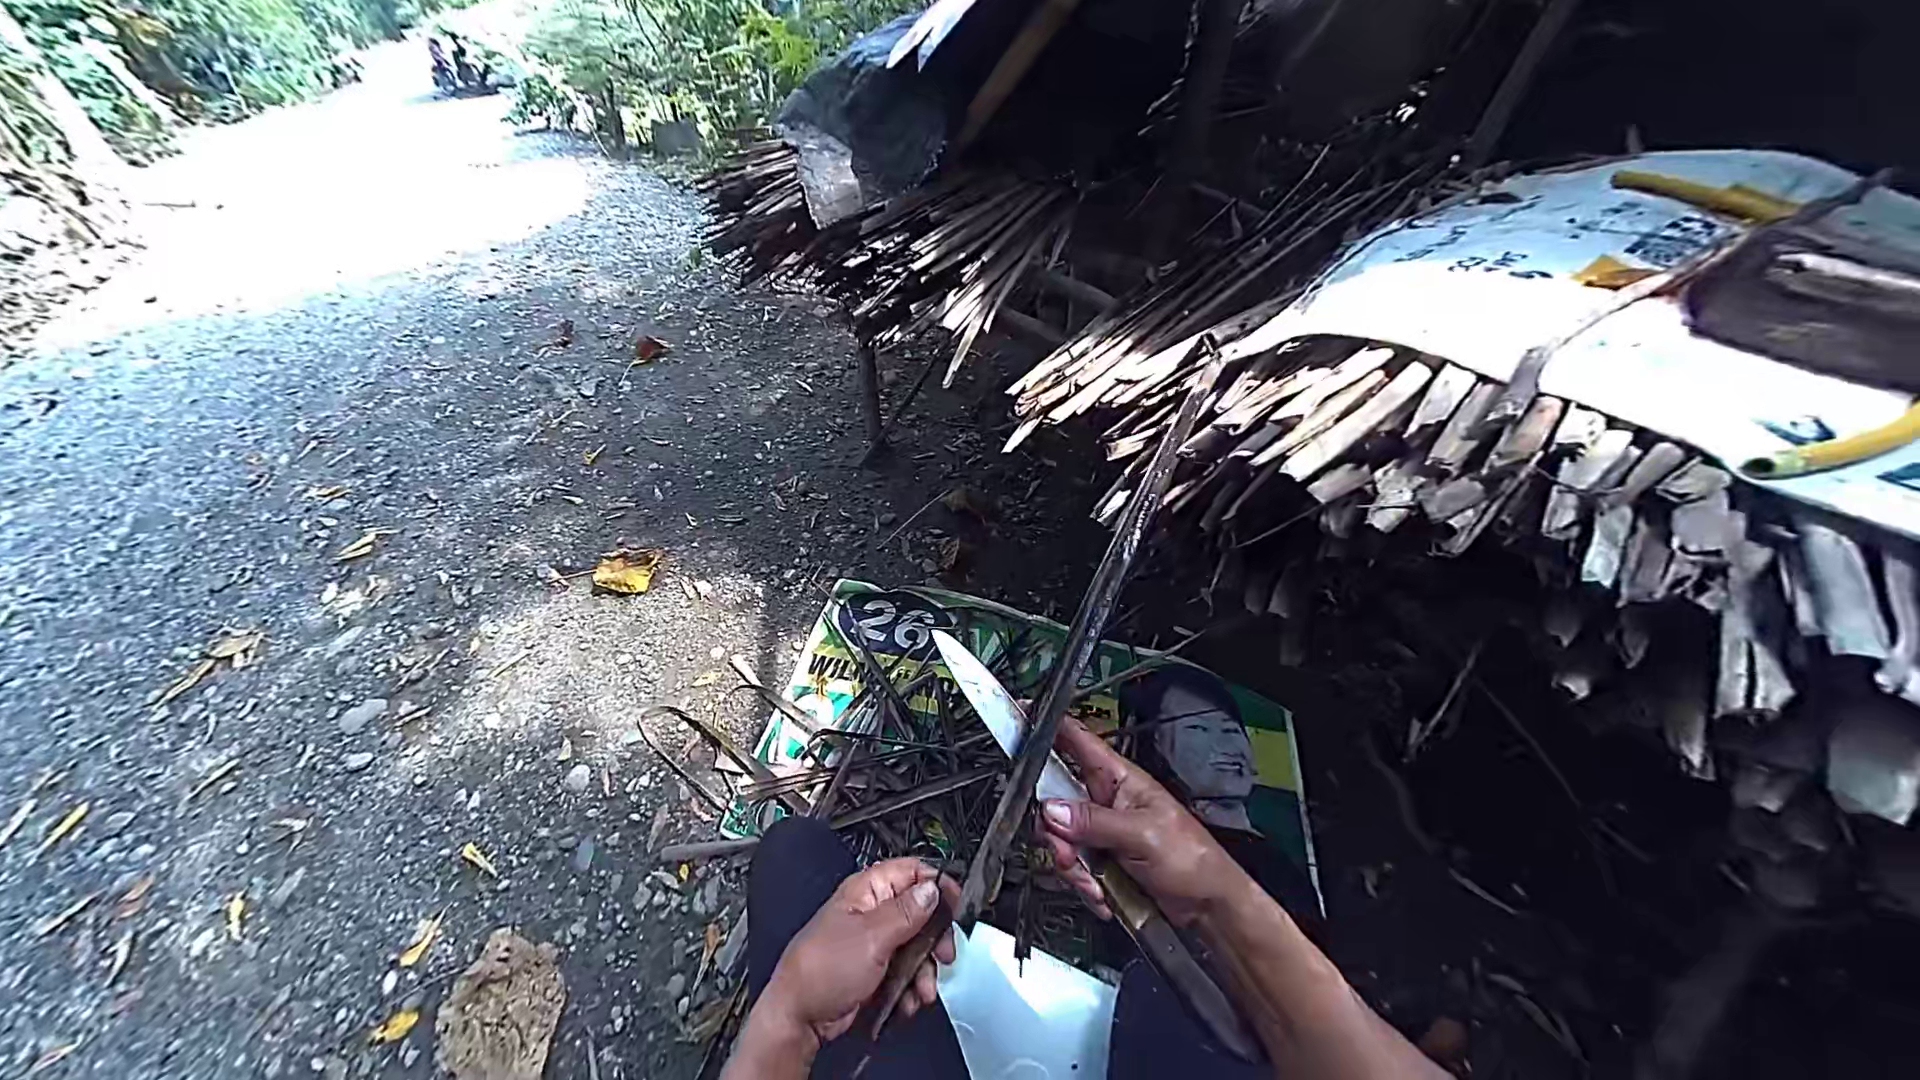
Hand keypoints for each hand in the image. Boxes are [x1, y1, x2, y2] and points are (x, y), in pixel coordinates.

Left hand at [758, 859, 960, 1050]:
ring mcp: (875, 940)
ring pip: (917, 945)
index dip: (938, 885)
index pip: (914, 871)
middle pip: (921, 911)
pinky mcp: (876, 967)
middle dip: (934, 937)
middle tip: (943, 953)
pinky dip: (912, 986)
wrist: (798, 1019)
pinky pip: (906, 970)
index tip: (954, 905)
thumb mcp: (872, 936)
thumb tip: (933, 888)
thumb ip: (907, 911)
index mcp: (869, 888)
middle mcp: (873, 910)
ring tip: (921, 988)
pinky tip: (908, 999)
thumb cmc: (819, 970)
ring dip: (925, 969)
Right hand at [1039, 715, 1251, 926]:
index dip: (1046, 724)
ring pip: (1058, 836)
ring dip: (1070, 865)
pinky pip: (1071, 865)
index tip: (1019, 717)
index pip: (1074, 739)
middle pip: (1053, 797)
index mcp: (1117, 776)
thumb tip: (1052, 809)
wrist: (1208, 908)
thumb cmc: (1193, 858)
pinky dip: (1082, 883)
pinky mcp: (1099, 857)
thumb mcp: (1141, 834)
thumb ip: (1093, 821)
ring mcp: (1099, 828)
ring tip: (1094, 881)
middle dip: (1054, 831)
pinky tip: (1103, 893)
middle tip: (1067, 852)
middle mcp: (1103, 798)